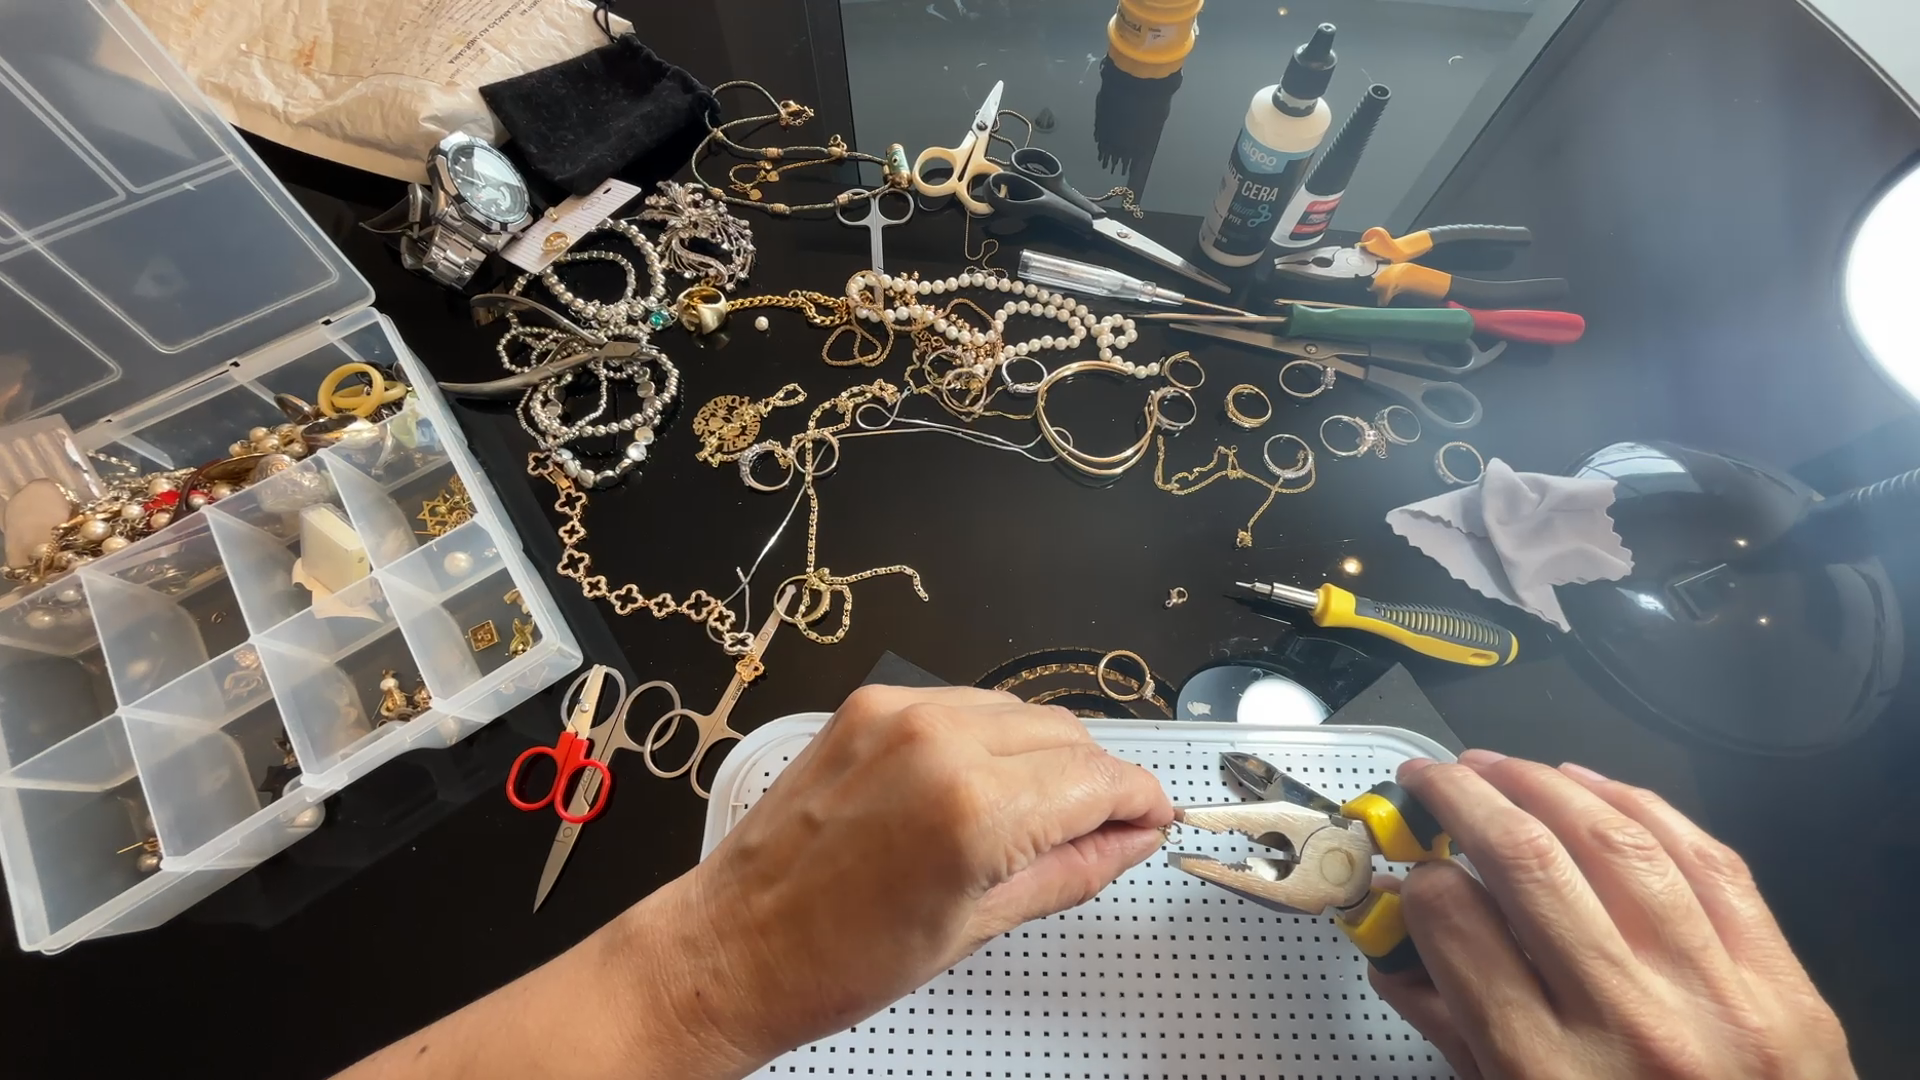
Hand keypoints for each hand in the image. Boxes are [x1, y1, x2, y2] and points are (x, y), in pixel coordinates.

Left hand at [656, 685, 1173, 1075]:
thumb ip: (1070, 870)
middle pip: (1065, 733)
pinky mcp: (872, 702)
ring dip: (1046, 753)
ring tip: (1037, 806)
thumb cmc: (840, 959)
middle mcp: (938, 739)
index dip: (1137, 798)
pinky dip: (992, 734)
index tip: (1151, 815)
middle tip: (1103, 821)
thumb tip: (1129, 839)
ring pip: (1018, 710)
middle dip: (1096, 777)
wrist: (736, 940)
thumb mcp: (975, 928)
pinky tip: (983, 777)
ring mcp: (899, 711)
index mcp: (971, 810)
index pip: (1095, 779)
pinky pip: (964, 702)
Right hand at [1371, 750, 1853, 1079]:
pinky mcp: (1793, 990)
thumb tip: (1382, 918)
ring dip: (1534, 780)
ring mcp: (1723, 1002)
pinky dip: (1634, 802)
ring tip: (1489, 765)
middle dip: (1457, 794)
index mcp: (1545, 1068)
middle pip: (1523, 858)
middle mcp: (1633, 1026)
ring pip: (1611, 841)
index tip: (1412, 867)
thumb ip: (1435, 1009)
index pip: (1451, 915)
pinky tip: (1581, 780)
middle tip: (1426, 775)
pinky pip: (1710, 863)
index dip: (1416, 875)